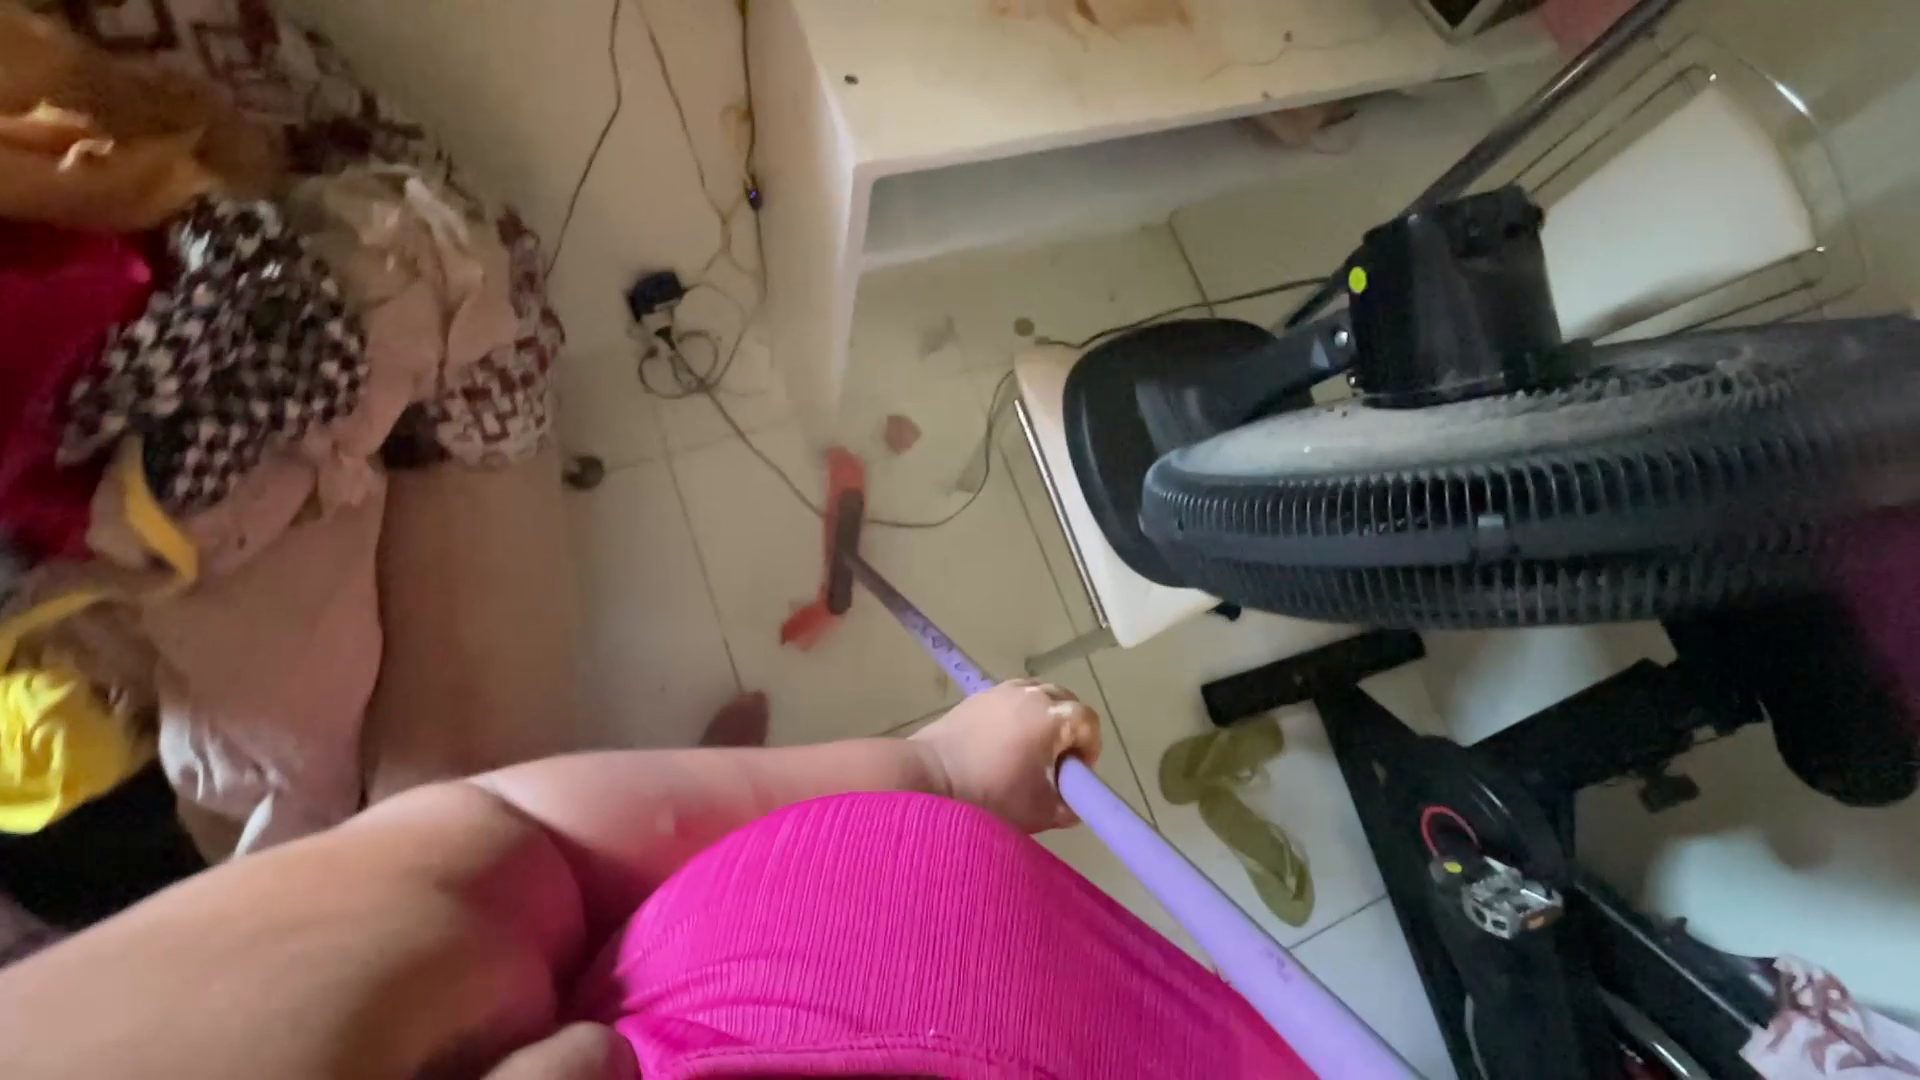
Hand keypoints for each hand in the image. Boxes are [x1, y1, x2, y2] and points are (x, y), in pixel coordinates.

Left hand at [911, 679, 1100, 831]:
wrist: (930, 776)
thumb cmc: (989, 794)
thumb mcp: (1041, 811)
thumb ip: (1069, 806)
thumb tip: (1074, 801)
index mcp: (1053, 716)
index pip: (1089, 722)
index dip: (1090, 749)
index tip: (1075, 775)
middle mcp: (1032, 693)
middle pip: (1067, 702)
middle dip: (1069, 729)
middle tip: (1056, 763)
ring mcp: (1003, 690)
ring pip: (1039, 695)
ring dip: (1044, 717)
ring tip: (1029, 750)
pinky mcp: (979, 695)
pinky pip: (1013, 697)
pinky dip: (1019, 713)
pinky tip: (1004, 742)